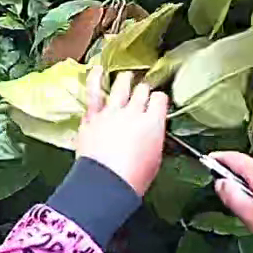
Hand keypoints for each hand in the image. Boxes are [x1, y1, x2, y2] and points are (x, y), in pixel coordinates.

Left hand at [78, 67, 167, 196]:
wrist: (106, 182)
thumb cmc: (133, 178)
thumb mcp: (154, 158)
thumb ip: (153, 139)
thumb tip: (151, 133)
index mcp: (153, 123)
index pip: (160, 99)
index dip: (159, 99)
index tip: (156, 101)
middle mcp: (133, 112)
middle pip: (142, 91)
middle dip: (143, 88)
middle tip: (142, 89)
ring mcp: (111, 112)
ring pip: (121, 86)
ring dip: (125, 79)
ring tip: (127, 75)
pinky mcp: (92, 116)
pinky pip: (94, 92)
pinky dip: (96, 78)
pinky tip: (97, 69)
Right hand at [210, 152, 252, 252]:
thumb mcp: (251, 215)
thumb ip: (232, 196)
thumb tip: (221, 183)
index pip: (234, 157)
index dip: (218, 158)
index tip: (207, 160)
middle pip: (249, 167)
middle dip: (235, 177)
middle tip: (227, 195)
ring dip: (252, 187)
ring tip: (250, 210)